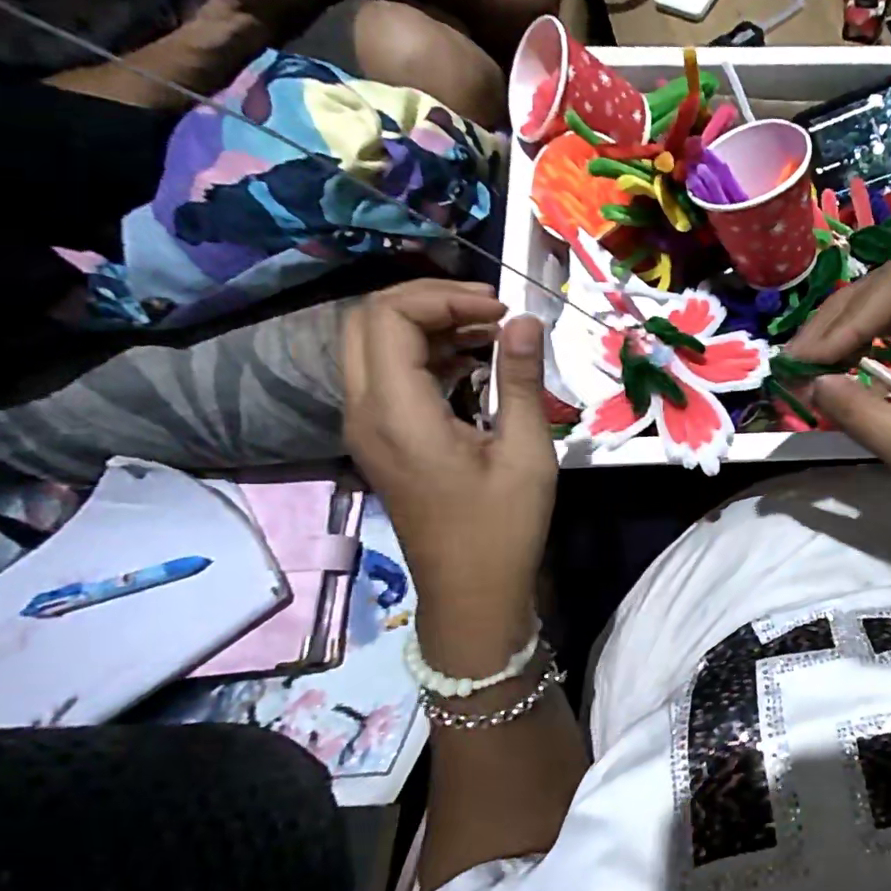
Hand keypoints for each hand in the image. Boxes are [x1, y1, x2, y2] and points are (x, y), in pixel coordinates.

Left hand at [342, 280, 555, 652]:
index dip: (444, 298)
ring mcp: (366, 427)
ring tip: (489, 332)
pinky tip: (473, 364)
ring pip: (373, 345)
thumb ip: (521, 381)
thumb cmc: (503, 527)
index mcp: (396, 413)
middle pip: (369, 321)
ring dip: (427, 326)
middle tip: (492, 311)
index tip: (502, 311)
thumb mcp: (526, 453)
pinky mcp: (379, 439)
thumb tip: (526, 320)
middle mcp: (364, 412)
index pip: (390, 316)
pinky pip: (387, 375)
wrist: (471, 592)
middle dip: (430, 301)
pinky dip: (425, 355)